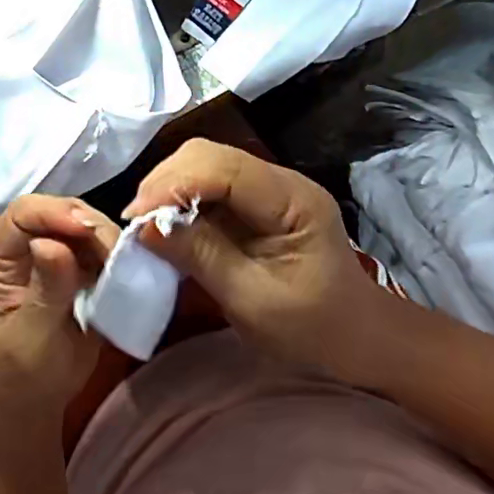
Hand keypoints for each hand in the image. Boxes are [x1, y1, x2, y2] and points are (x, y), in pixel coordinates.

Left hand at [0, 195, 120, 418]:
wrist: (32, 410)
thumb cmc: (20, 378)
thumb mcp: (31, 337)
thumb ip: (46, 289)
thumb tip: (53, 244)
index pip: (22, 215)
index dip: (54, 213)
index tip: (87, 231)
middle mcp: (22, 251)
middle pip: (57, 213)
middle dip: (88, 225)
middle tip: (117, 252)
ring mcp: (50, 259)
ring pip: (81, 227)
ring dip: (106, 239)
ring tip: (123, 263)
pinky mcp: (74, 272)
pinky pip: (97, 249)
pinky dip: (113, 255)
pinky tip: (124, 270)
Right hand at [124, 139, 386, 377]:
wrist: (357, 339)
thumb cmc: (313, 329)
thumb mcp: (253, 301)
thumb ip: (201, 256)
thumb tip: (144, 228)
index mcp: (294, 200)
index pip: (226, 169)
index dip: (175, 184)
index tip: (136, 218)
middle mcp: (282, 181)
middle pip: (210, 155)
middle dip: (167, 182)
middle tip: (136, 223)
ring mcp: (269, 188)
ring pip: (204, 164)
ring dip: (169, 188)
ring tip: (145, 224)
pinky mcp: (255, 202)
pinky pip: (208, 186)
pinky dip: (180, 201)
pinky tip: (166, 225)